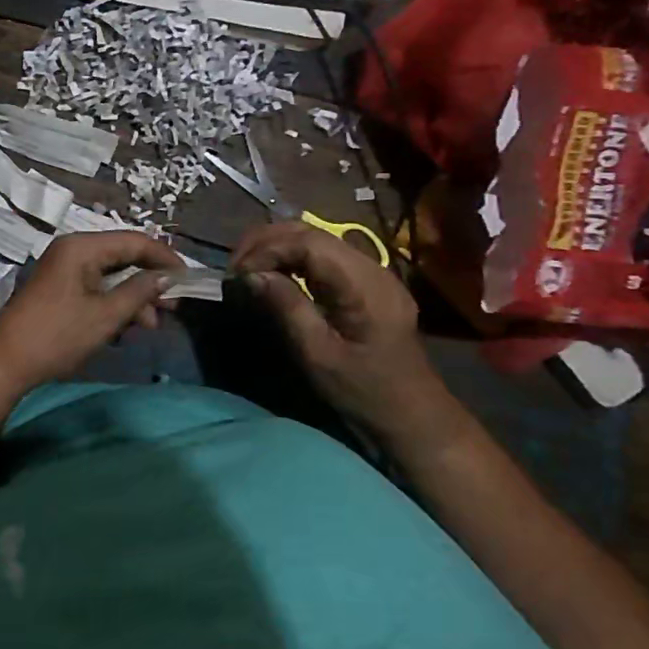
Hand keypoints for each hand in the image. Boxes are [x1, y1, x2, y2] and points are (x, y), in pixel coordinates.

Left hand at [0, 231, 184, 392]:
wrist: (7, 361)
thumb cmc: (58, 335)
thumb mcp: (106, 315)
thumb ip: (140, 292)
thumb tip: (167, 277)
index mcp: (81, 247)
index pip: (134, 240)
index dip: (164, 258)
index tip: (189, 280)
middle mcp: (72, 250)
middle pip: (122, 256)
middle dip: (149, 281)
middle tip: (171, 309)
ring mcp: (63, 268)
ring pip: (111, 274)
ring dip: (133, 298)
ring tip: (148, 327)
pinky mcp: (59, 287)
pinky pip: (96, 287)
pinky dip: (114, 304)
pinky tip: (125, 329)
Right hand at [232, 223, 455, 441]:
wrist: (413, 416)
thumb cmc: (364, 391)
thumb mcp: (318, 354)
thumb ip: (286, 307)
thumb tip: (251, 274)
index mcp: (365, 285)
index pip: (308, 242)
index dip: (267, 249)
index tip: (239, 274)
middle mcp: (371, 268)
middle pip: (310, 232)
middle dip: (265, 242)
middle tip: (235, 267)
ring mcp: (370, 272)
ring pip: (314, 237)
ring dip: (275, 246)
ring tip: (247, 268)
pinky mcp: (364, 281)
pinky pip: (321, 254)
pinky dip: (290, 256)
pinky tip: (273, 273)